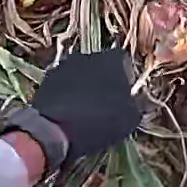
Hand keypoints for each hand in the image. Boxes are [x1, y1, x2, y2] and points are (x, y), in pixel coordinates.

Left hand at [30, 49, 140, 163]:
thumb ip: (139, 104)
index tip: (127, 94)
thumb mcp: (131, 118)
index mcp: (112, 58)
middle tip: (108, 103)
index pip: (125, 60)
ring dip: (85, 86)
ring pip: (81, 73)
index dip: (127, 76)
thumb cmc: (100, 120)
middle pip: (101, 64)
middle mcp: (87, 55)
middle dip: (105, 79)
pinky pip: (64, 84)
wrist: (54, 131)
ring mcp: (63, 65)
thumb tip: (140, 100)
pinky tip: (70, 112)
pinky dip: (68, 93)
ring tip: (87, 110)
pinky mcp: (46, 79)